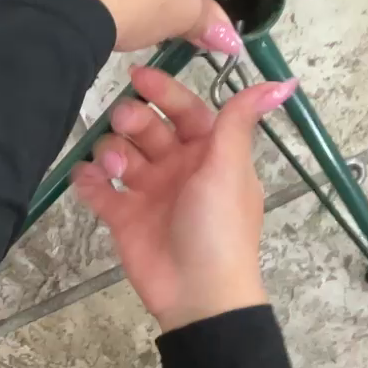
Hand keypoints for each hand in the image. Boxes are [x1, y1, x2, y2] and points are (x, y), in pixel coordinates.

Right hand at [72, 67, 296, 331]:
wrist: (197, 292)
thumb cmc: (219, 228)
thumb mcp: (229, 170)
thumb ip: (238, 121)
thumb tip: (281, 81)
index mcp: (209, 154)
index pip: (184, 111)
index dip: (163, 91)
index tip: (137, 76)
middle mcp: (177, 168)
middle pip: (147, 129)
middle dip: (132, 121)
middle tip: (124, 125)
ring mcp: (147, 192)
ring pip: (120, 154)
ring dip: (111, 151)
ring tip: (113, 167)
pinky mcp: (122, 217)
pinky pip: (99, 189)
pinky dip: (88, 180)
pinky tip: (86, 178)